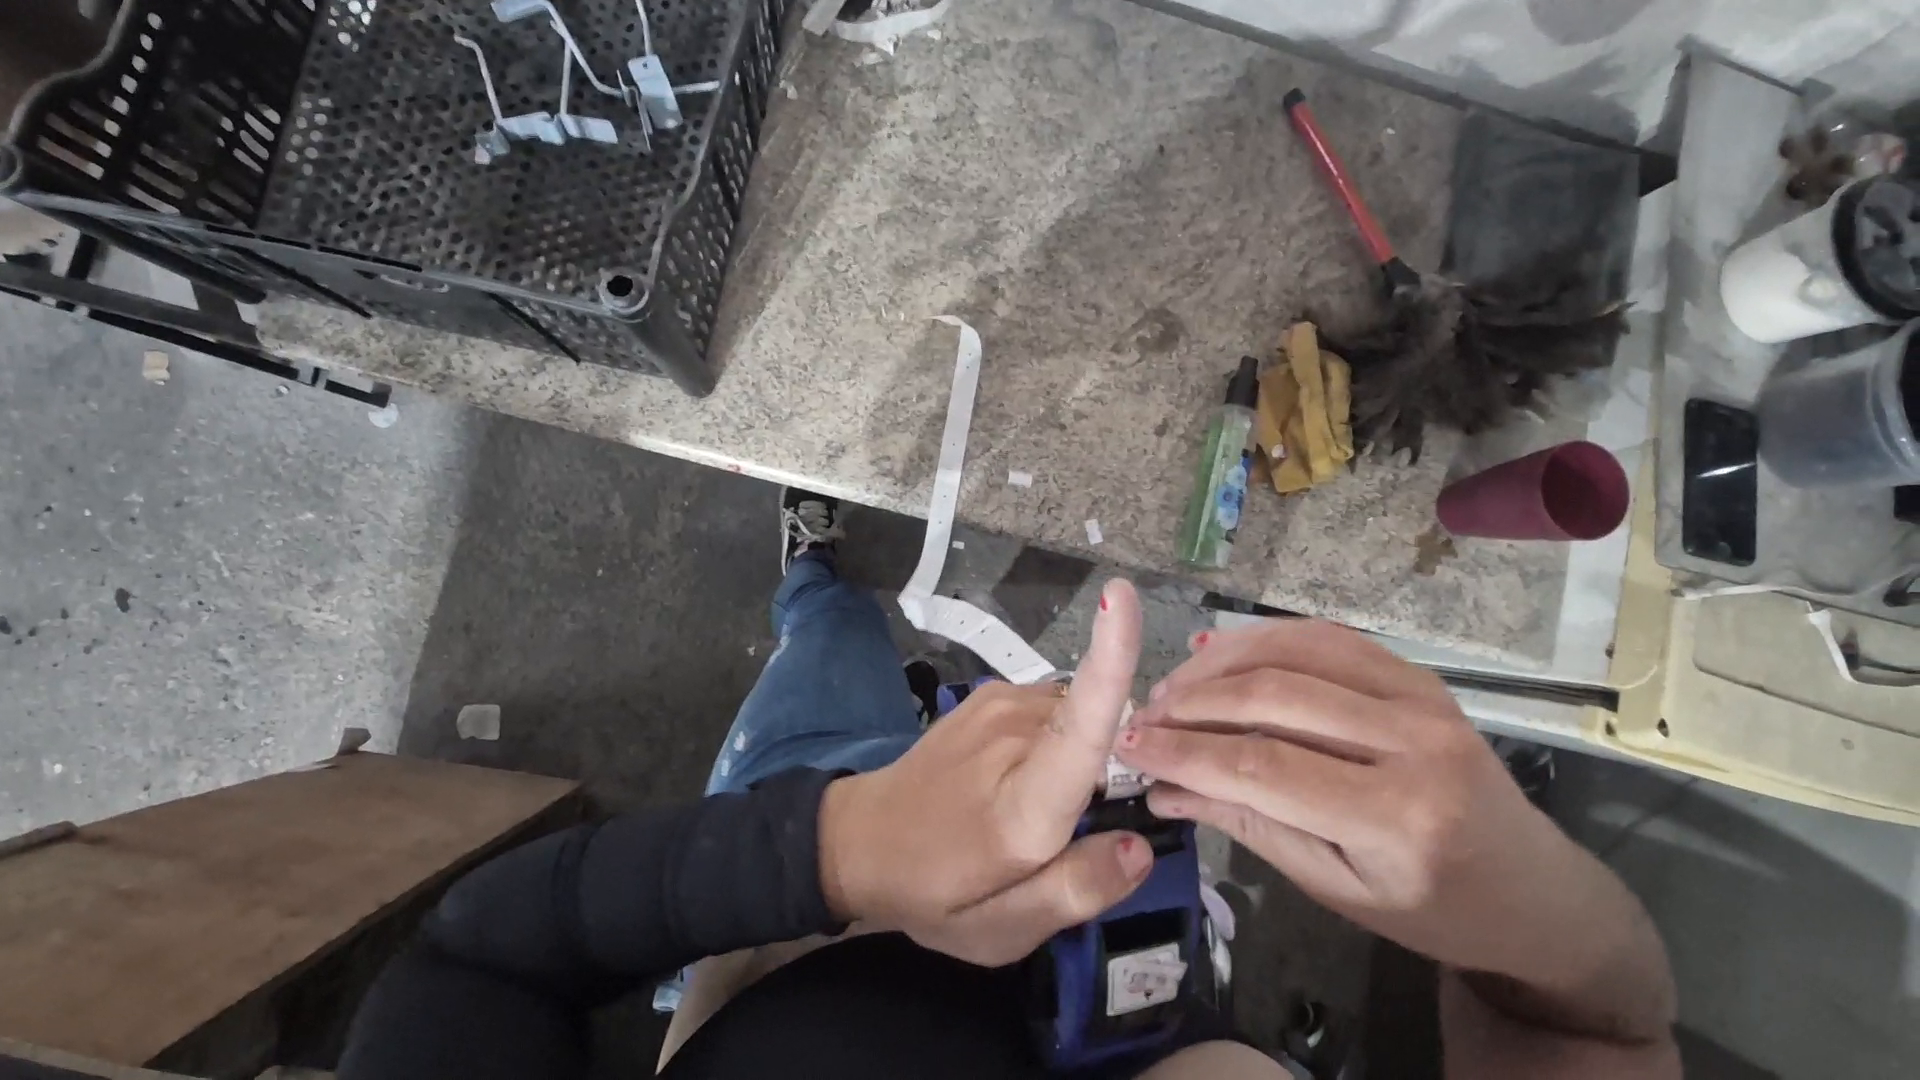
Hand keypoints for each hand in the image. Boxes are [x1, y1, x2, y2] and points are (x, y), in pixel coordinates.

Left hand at [816, 579, 1153, 966]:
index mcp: (1024, 802)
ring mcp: (998, 704)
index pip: (1078, 727)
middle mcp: (1013, 733)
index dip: (1109, 661)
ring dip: (1084, 755)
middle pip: (1104, 733)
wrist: (862, 840)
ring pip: (1079, 718)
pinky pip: (1054, 708)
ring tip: (1042, 805)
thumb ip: (1076, 890)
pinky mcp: (990, 694)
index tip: (1122, 598)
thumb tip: (1139, 845)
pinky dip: (1058, 737)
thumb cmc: (934, 890)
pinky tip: (1020, 774)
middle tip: (1076, 831)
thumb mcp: (1001, 928)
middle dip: (1118, 773)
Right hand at [1115, 619, 1673, 1041]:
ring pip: (1294, 652)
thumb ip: (1247, 825)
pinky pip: (1324, 636)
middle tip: (1140, 717)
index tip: (1126, 745)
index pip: (1262, 768)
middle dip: (1191, 704)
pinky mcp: (1415, 673)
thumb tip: (1161, 788)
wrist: (1534, 888)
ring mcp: (1420, 695)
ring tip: (1170, 686)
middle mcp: (1413, 741)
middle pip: (1272, 699)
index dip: (1183, 752)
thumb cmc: (1433, 908)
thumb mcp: (1334, 887)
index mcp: (1398, 816)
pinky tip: (1217, 653)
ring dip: (1218, 663)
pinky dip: (1261, 638)